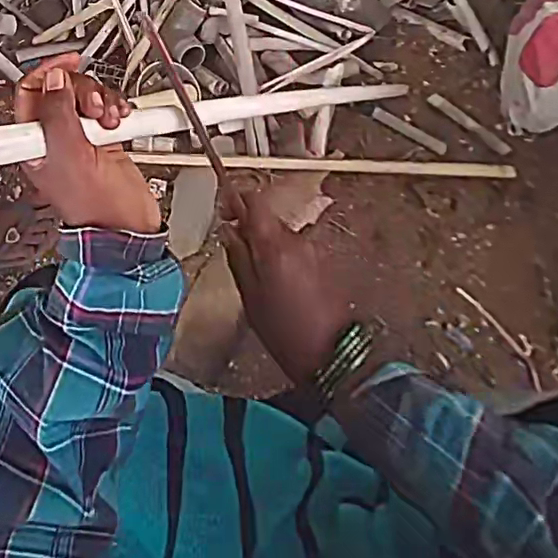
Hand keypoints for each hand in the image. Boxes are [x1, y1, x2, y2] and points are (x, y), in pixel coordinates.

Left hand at [15, 54, 154, 232]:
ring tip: (110, 120)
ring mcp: (80, 135)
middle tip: (95, 109)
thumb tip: (53, 80)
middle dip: (83, 90)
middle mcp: (55, 136)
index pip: (29, 93)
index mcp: (35, 142)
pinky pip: (108, 106)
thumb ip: (59, 116)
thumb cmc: (95, 208)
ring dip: (104, 99)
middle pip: (62, 88)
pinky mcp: (103, 136)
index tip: (64, 64)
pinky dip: (118, 106)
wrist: (129, 226)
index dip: (44, 73)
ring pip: (87, 95)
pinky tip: (122, 119)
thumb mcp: (71, 158)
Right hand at [221, 185, 353, 383]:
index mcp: (274, 244)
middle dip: (250, 228)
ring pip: (282, 234)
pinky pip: (296, 249)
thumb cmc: (286, 331)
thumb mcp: (249, 295)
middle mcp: (297, 240)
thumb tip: (228, 230)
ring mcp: (315, 251)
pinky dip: (284, 257)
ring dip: (267, 245)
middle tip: (236, 250)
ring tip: (258, 275)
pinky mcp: (325, 264)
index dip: (236, 200)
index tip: (225, 212)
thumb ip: (237, 256)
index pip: (254, 200)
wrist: (333, 357)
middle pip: (268, 217)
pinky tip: (279, 283)